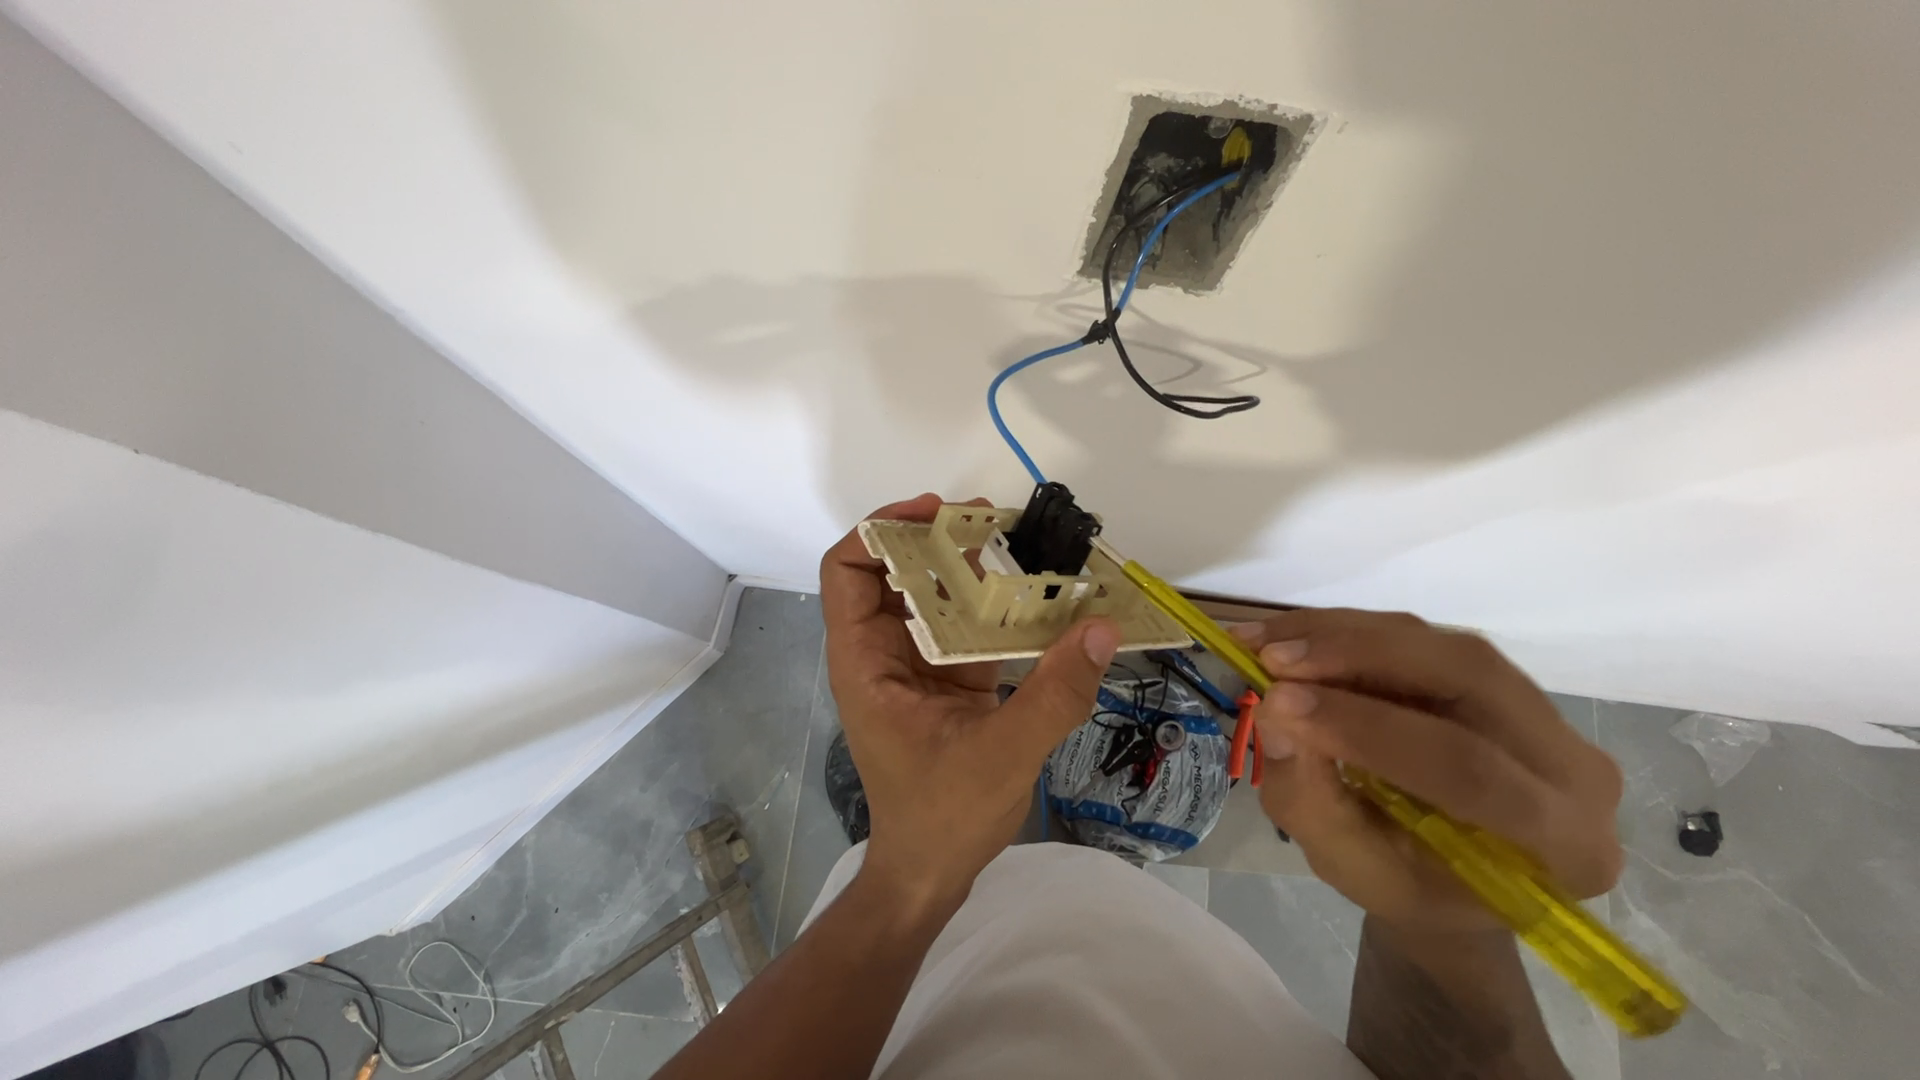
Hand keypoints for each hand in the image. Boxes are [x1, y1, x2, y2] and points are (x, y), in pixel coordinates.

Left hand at [820, 493, 1120, 911]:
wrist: (931, 872)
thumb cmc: (943, 816)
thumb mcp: (1002, 754)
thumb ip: (1054, 694)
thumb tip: (1100, 630)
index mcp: (866, 663)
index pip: (847, 573)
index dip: (880, 531)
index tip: (935, 514)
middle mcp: (883, 655)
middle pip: (893, 575)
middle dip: (937, 541)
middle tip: (991, 522)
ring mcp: (916, 668)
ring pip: (934, 598)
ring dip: (970, 571)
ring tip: (1019, 547)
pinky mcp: (948, 683)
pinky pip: (966, 630)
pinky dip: (995, 610)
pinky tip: (1036, 600)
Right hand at [1236, 609, 1623, 931]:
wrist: (1450, 877)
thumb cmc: (1407, 887)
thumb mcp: (1349, 866)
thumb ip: (1311, 799)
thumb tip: (1271, 714)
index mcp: (1562, 844)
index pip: (1472, 768)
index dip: (1369, 727)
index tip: (1277, 702)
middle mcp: (1576, 768)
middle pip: (1471, 677)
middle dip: (1359, 655)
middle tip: (1272, 657)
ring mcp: (1546, 714)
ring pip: (1444, 645)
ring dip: (1344, 634)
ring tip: (1265, 643)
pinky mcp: (1503, 681)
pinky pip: (1425, 638)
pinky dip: (1348, 632)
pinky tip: (1291, 637)